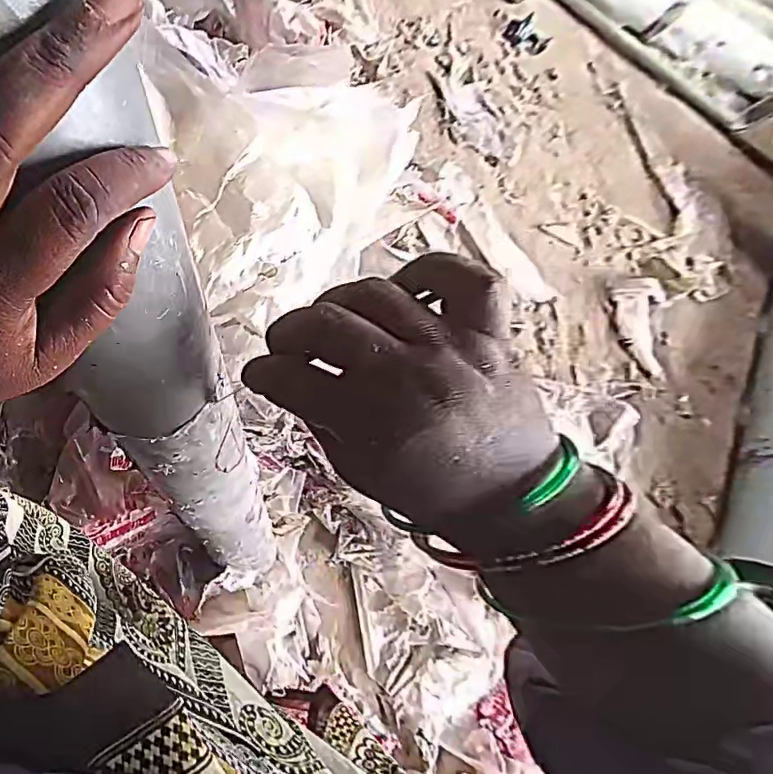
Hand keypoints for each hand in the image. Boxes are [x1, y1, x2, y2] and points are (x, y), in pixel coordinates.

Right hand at [241, 254, 579, 551]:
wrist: (513, 500)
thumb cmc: (422, 487)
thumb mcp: (350, 463)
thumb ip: (314, 415)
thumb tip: (285, 377)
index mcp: (368, 417)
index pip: (286, 376)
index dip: (260, 373)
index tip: (258, 375)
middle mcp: (406, 373)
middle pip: (321, 323)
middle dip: (285, 333)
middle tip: (286, 349)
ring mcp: (451, 346)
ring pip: (373, 293)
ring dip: (335, 304)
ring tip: (332, 323)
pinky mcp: (489, 333)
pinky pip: (464, 279)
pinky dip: (427, 273)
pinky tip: (403, 292)